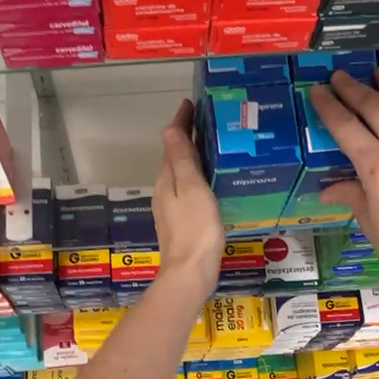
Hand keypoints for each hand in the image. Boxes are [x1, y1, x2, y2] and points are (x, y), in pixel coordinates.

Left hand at [153, 99, 224, 303]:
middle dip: (188, 138)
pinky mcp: (182, 224)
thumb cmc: (195, 230)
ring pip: (180, 175)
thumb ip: (181, 160)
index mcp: (166, 180)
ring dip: (192, 158)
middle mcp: (165, 192)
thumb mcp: (191, 189)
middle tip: (208, 121)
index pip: (172, 143)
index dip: (181, 123)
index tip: (191, 103)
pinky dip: (197, 179)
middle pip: (174, 158)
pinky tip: (211, 183)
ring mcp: (171, 210)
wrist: (190, 275)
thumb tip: (168, 129)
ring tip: (213, 147)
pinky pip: (188, 192)